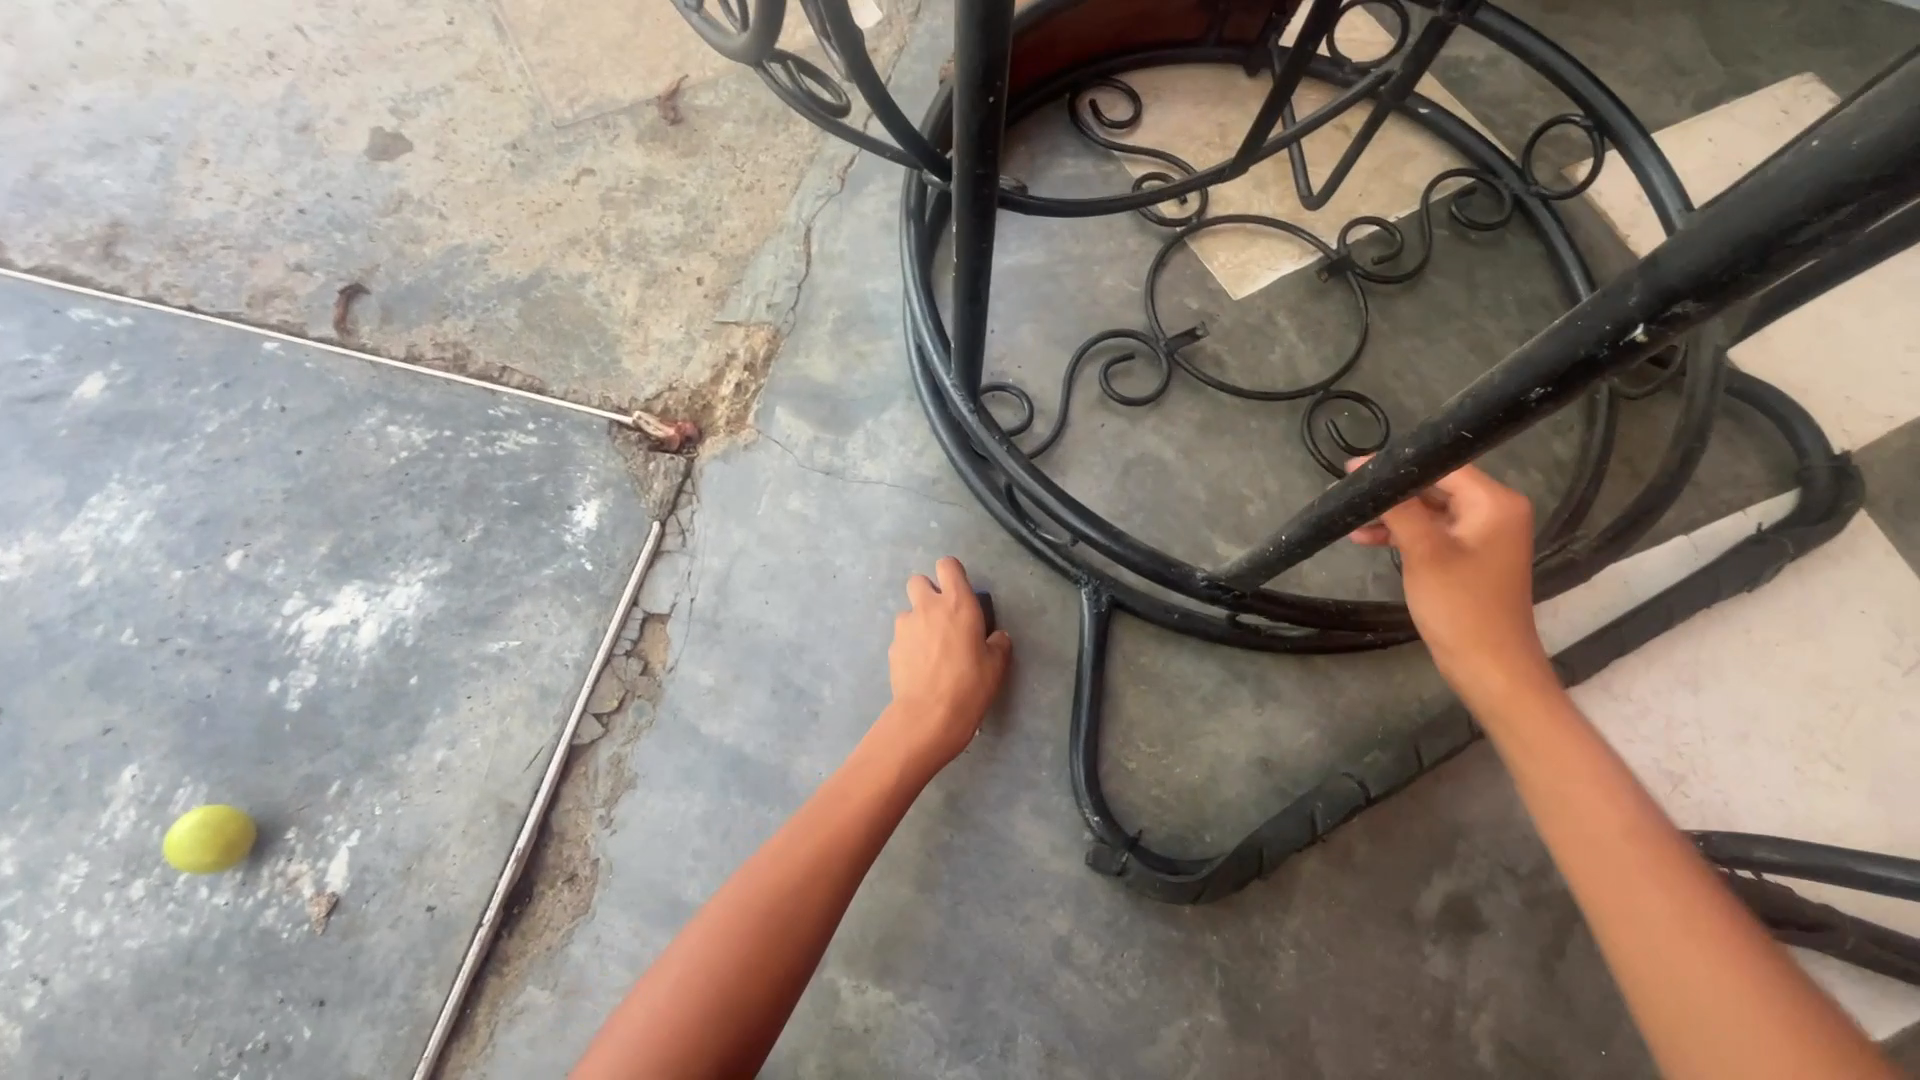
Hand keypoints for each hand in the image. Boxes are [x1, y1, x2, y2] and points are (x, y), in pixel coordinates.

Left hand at [871, 557, 1011, 777]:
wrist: (929, 715)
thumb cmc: (970, 685)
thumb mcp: (997, 665)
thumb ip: (998, 644)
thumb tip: (996, 637)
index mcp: (958, 603)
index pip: (948, 565)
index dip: (952, 574)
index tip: (960, 591)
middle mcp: (928, 607)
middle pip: (918, 580)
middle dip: (928, 592)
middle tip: (942, 616)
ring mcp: (905, 626)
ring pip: (908, 611)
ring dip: (918, 621)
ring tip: (931, 648)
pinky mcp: (892, 647)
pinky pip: (902, 637)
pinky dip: (910, 644)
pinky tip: (921, 667)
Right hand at [1347, 460, 1553, 700]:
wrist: (1488, 664)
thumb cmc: (1460, 605)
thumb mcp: (1424, 551)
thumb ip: (1400, 508)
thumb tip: (1371, 473)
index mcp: (1495, 503)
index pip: (1443, 466)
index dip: (1397, 464)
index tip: (1352, 468)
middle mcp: (1495, 511)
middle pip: (1436, 486)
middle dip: (1392, 491)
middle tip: (1346, 491)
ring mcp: (1483, 535)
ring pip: (1430, 510)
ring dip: (1392, 515)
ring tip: (1351, 519)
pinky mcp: (1470, 556)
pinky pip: (1433, 532)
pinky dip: (1403, 534)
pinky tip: (1367, 538)